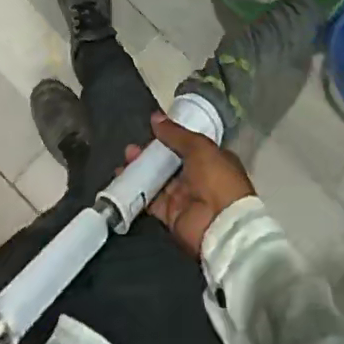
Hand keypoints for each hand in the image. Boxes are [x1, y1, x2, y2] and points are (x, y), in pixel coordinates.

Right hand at [125, 111, 255, 256]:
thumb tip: (155, 117)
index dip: (169, 138)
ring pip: (158, 180)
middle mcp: (198, 178)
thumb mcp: (198, 147)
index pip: (187, 145)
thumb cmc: (216, 178)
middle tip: (132, 148)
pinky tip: (122, 180)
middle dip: (150, 154)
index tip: (150, 130)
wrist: (221, 225)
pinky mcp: (171, 216)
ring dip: (141, 170)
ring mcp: (184, 198)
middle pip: (169, 163)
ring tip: (125, 159)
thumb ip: (175, 133)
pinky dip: (137, 192)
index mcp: (211, 159)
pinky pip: (151, 201)